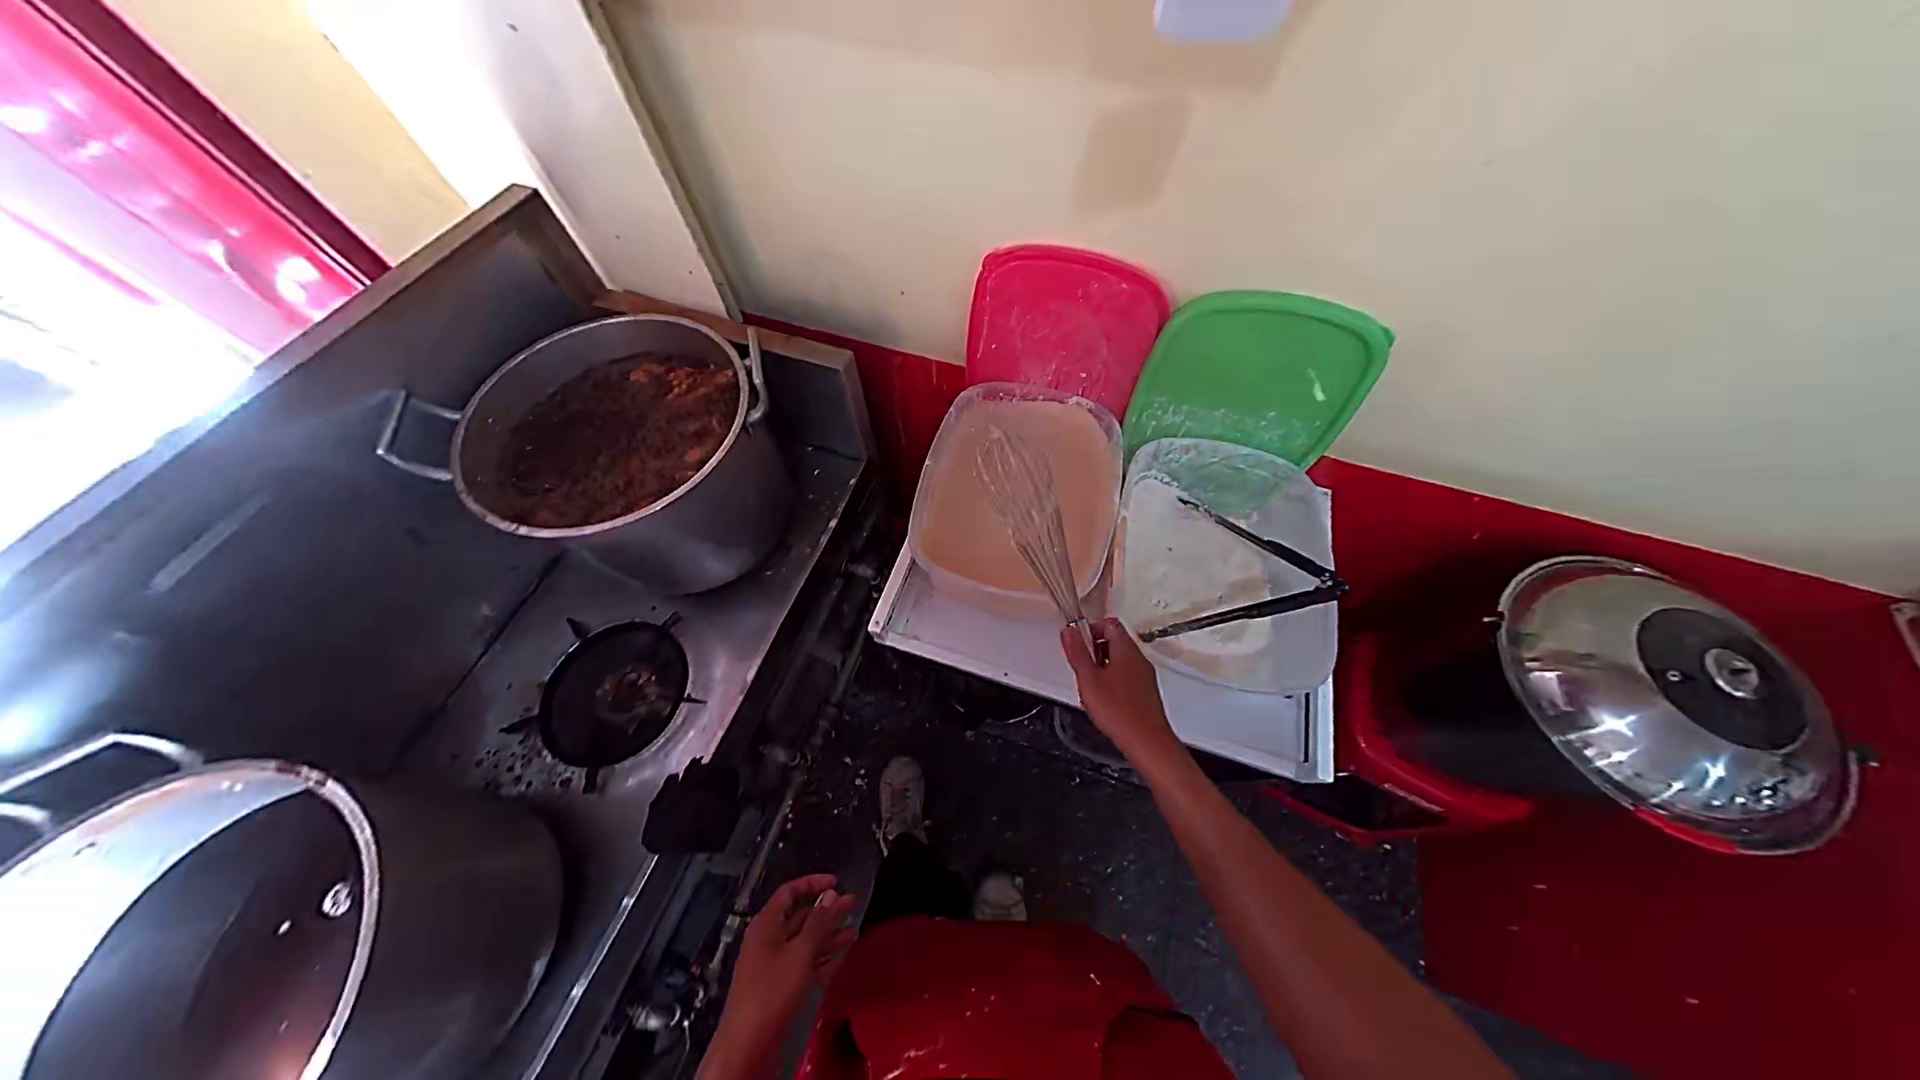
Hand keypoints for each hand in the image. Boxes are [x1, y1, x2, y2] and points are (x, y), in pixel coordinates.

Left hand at [703, 875, 857, 1078]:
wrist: (747, 1045)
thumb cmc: (771, 991)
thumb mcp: (799, 953)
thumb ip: (817, 922)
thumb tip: (830, 895)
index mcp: (766, 924)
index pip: (789, 892)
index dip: (812, 883)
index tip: (836, 882)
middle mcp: (769, 939)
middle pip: (800, 916)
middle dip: (827, 910)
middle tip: (853, 904)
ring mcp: (774, 963)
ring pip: (805, 940)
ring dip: (829, 934)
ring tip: (855, 929)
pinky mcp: (781, 984)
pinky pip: (805, 962)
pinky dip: (823, 957)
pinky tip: (843, 954)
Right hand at [1061, 618, 1183, 767]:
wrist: (1146, 741)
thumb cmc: (1120, 712)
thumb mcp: (1088, 679)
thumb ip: (1077, 652)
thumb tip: (1069, 631)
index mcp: (1126, 650)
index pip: (1109, 623)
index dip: (1090, 629)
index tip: (1077, 642)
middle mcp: (1139, 659)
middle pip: (1115, 640)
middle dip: (1094, 650)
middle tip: (1082, 665)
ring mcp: (1144, 675)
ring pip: (1120, 659)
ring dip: (1103, 666)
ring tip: (1092, 684)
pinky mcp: (1145, 691)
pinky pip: (1127, 676)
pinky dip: (1113, 680)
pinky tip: (1105, 698)